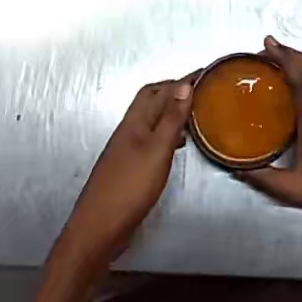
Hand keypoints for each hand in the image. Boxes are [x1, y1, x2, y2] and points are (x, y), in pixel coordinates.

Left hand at [59, 78, 192, 263]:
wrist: (99, 227)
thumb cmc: (130, 187)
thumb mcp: (156, 151)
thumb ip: (170, 119)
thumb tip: (184, 85)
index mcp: (134, 121)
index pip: (157, 91)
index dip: (178, 81)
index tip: (202, 74)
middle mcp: (129, 130)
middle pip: (150, 101)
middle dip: (173, 91)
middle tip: (198, 90)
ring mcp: (127, 149)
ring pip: (151, 120)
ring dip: (170, 112)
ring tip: (193, 113)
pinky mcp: (130, 167)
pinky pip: (152, 139)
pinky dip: (167, 134)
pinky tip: (177, 144)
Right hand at [241, 36, 301, 223]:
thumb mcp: (296, 188)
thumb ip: (265, 178)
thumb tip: (237, 169)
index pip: (298, 77)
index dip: (283, 56)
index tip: (267, 43)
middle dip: (285, 52)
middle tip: (262, 52)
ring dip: (294, 61)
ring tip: (272, 63)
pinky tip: (290, 83)